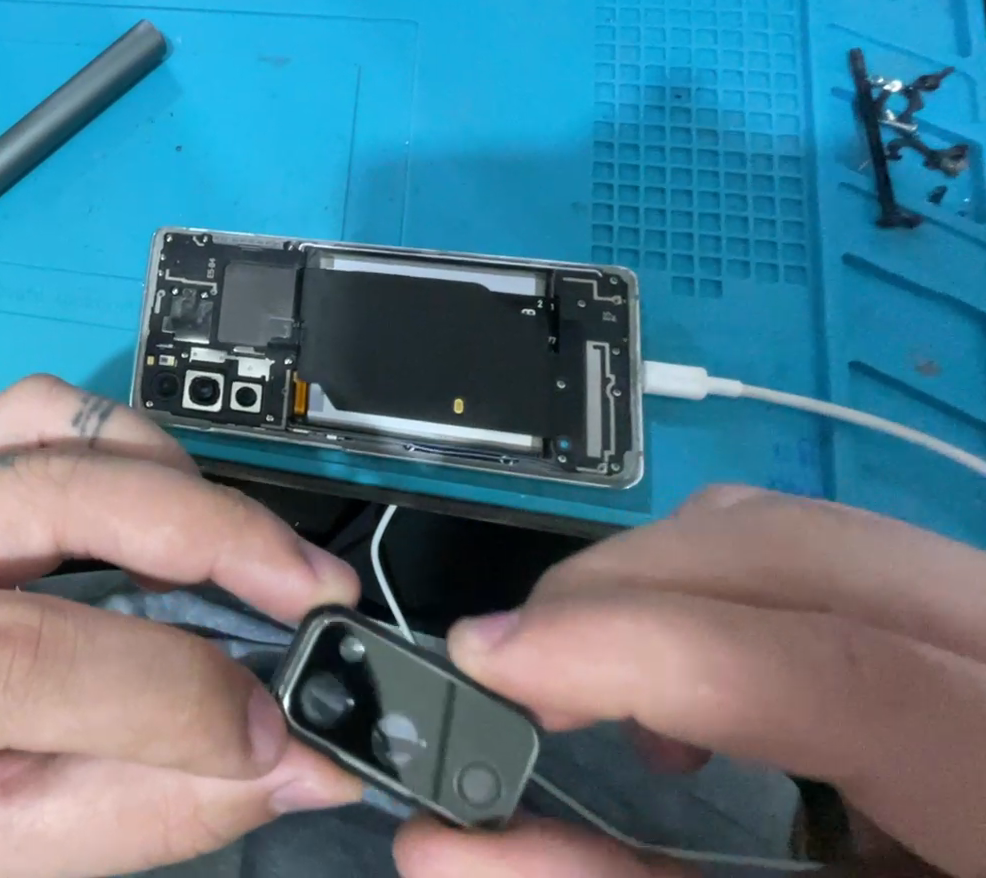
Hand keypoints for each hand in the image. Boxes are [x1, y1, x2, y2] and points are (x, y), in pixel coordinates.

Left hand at [0, 375, 363, 877]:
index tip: (272, 723)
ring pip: (40, 421)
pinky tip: (174, 502)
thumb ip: (151, 806)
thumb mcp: (3, 855)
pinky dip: (127, 440)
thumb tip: (304, 755)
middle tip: (309, 591)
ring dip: (166, 472)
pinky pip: (38, 411)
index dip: (152, 686)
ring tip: (246, 549)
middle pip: (34, 500)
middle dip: (196, 533)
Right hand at [395, 486, 985, 877]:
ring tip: (592, 682)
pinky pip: (787, 535)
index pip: (837, 671)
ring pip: (769, 525)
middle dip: (605, 597)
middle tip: (518, 680)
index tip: (482, 663)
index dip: (635, 649)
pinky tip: (680, 672)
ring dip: (635, 584)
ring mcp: (981, 604)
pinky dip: (684, 580)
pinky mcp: (937, 593)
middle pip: (775, 550)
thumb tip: (439, 848)